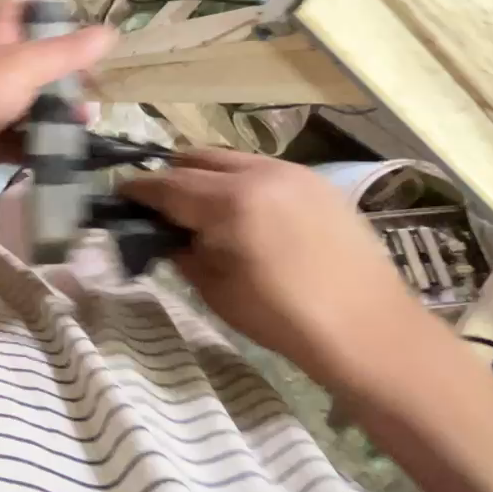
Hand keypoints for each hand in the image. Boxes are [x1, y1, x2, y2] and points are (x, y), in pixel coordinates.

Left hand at [0, 0, 115, 153]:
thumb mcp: (25, 64)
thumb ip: (67, 52)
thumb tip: (110, 31)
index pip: (18, 4)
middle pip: (34, 59)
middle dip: (66, 69)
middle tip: (94, 81)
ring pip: (33, 100)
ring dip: (60, 109)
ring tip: (86, 118)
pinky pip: (23, 135)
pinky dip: (44, 139)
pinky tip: (67, 146)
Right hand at [119, 150, 428, 384]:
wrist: (372, 333)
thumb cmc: (285, 320)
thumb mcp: (216, 291)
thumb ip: (184, 252)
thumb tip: (166, 234)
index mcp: (230, 202)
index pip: (167, 184)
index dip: (138, 188)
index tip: (120, 194)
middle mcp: (258, 173)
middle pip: (195, 159)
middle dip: (172, 177)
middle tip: (162, 206)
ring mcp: (291, 172)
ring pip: (230, 158)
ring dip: (207, 175)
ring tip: (204, 207)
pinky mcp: (316, 181)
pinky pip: (262, 168)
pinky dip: (241, 181)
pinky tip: (247, 212)